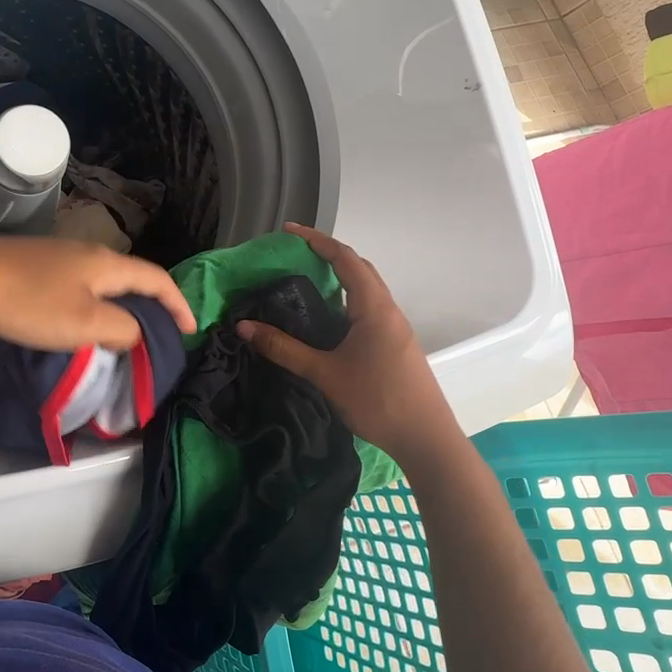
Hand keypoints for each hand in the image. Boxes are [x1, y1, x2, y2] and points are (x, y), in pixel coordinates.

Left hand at [0, 237, 196, 350]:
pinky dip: (90, 301)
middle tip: (158, 332)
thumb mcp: (83, 323)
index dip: (178, 304)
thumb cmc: (29, 301)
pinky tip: (76, 317)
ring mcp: (57, 252)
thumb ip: (120, 328)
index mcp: (106, 263)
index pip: (156, 279)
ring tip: (120, 330)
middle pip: (130, 275)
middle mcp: (86, 250)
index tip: (190, 329)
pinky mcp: (32, 261)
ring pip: (101, 278)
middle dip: (149, 302)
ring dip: (118, 303)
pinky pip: (76, 281)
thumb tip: (137, 331)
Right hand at [236, 223, 461, 464]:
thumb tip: (243, 326)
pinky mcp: (395, 345)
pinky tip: (325, 317)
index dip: (317, 240)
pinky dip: (345, 298)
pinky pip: (368, 307)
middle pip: (359, 268)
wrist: (427, 440)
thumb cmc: (378, 401)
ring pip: (366, 289)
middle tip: (292, 253)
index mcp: (374, 308)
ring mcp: (395, 328)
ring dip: (338, 277)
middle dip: (327, 254)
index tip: (288, 231)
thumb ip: (283, 348)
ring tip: (303, 280)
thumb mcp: (324, 374)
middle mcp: (388, 311)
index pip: (345, 259)